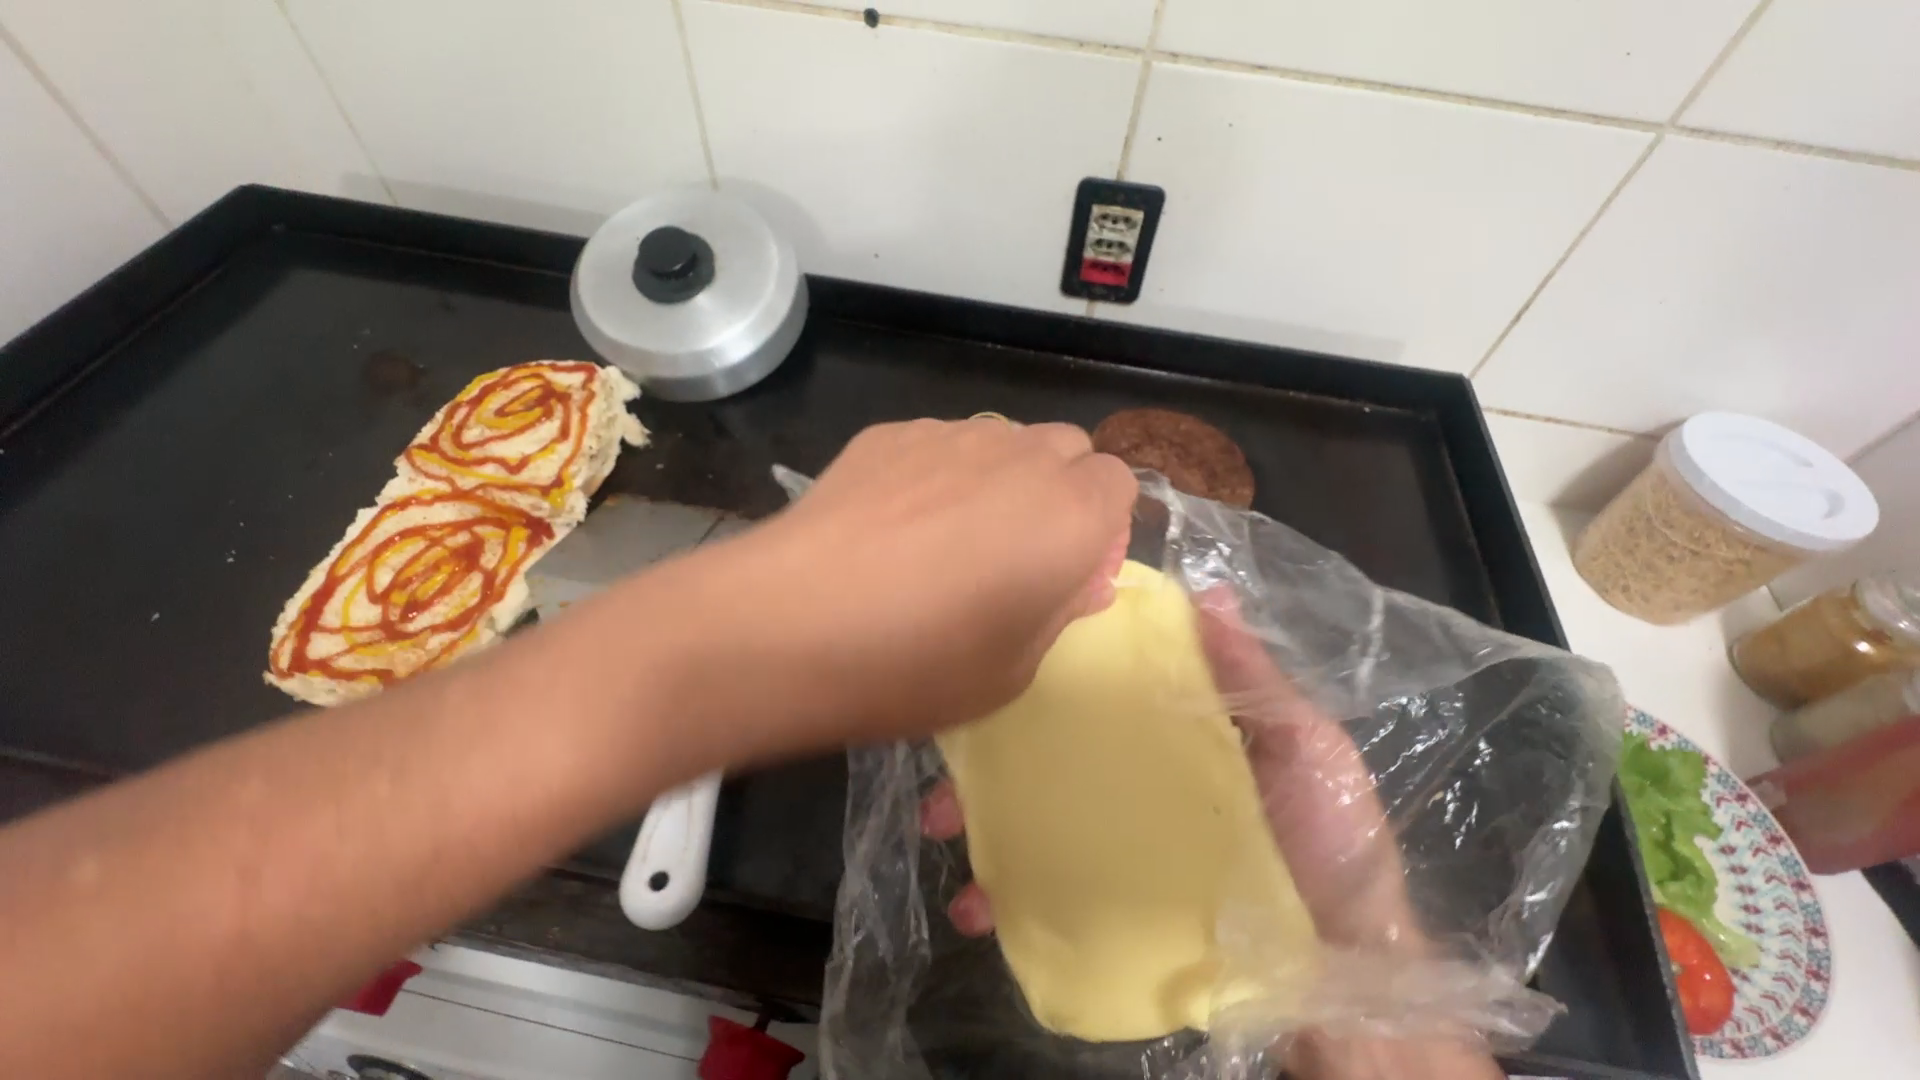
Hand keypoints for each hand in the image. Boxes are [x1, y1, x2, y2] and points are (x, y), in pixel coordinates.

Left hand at [626, 417, 1134, 768]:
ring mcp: (947, 435)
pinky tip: (891, 525)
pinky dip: (937, 473)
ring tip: (945, 539)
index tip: (1064, 571)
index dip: (1099, 526)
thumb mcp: (1012, 670)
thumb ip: (1059, 611)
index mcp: (1069, 514)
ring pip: (1001, 441)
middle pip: (1066, 449)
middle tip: (1012, 555)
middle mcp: (1019, 456)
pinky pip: (938, 443)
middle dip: (1057, 493)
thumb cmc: (915, 665)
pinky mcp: (886, 433)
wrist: (785, 626)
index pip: (1118, 484)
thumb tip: (1076, 577)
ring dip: (998, 479)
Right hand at [919, 592, 1501, 1079]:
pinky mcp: (1114, 906)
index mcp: (1174, 737)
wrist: (1349, 973)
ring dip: (979, 820)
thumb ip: (1256, 681)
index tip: (1002, 660)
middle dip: (990, 752)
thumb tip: (1209, 593)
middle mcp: (1134, 784)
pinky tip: (977, 905)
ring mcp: (1119, 845)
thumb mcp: (1307, 750)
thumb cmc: (1334, 846)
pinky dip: (1004, 896)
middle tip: (950, 748)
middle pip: (1049, 756)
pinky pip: (1046, 893)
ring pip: (1032, 818)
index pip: (1101, 694)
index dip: (1049, 676)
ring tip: (942, 827)